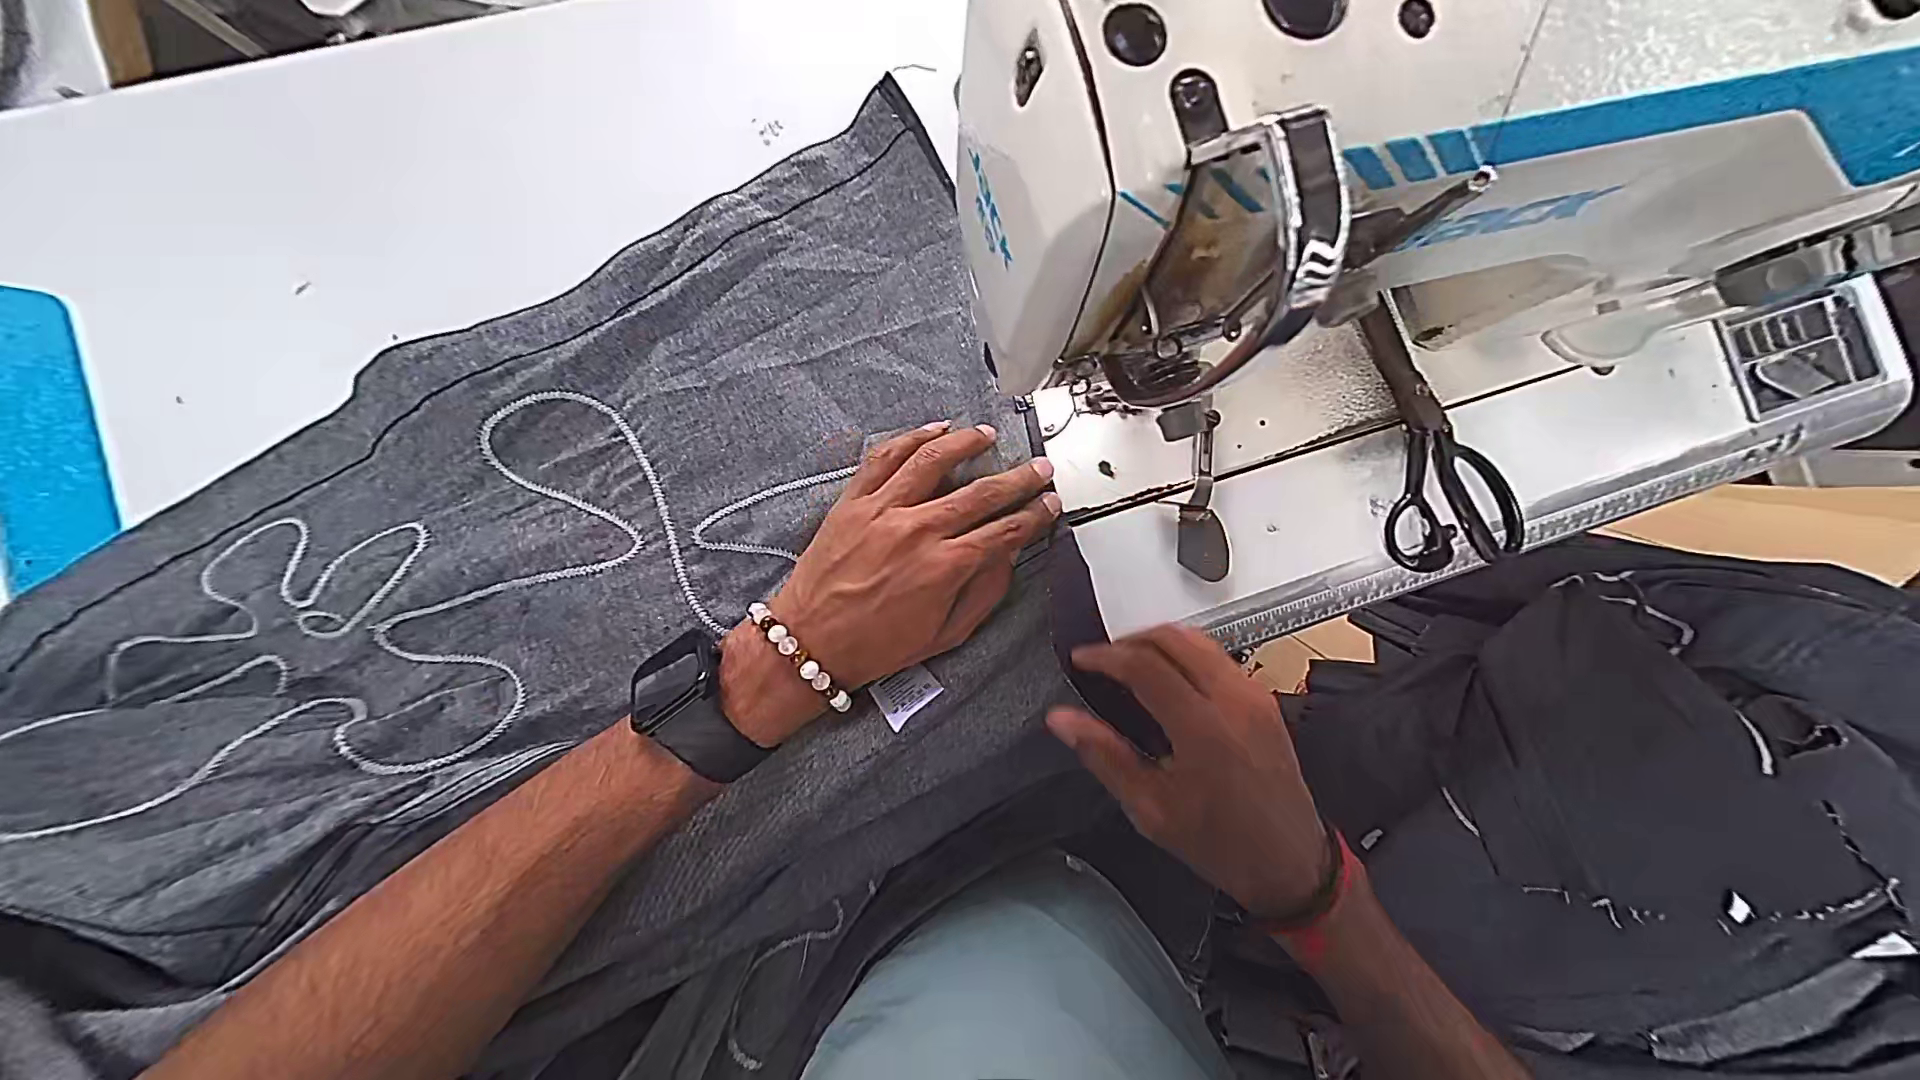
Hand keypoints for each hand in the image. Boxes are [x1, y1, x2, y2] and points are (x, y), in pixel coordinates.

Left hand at [719, 421, 1059, 745]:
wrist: (811, 641)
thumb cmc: (873, 644)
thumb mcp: (945, 633)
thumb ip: (984, 593)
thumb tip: (1008, 558)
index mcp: (944, 567)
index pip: (1005, 529)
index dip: (1034, 514)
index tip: (1047, 504)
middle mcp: (917, 531)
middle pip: (981, 492)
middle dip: (1019, 478)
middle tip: (1037, 469)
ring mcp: (882, 511)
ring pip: (934, 460)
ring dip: (967, 443)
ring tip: (986, 435)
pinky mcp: (854, 502)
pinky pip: (884, 457)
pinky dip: (912, 438)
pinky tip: (932, 431)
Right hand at [1047, 625, 1329, 916]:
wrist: (1291, 863)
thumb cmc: (1222, 844)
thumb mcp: (1150, 809)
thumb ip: (1103, 755)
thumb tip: (1062, 719)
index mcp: (1203, 729)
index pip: (1143, 665)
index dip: (1104, 655)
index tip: (1082, 659)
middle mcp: (1233, 702)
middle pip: (1171, 638)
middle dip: (1128, 641)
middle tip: (1102, 658)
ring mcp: (1254, 696)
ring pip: (1197, 639)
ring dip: (1156, 642)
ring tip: (1129, 663)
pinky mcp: (1263, 699)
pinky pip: (1217, 655)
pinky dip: (1183, 653)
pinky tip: (1166, 676)